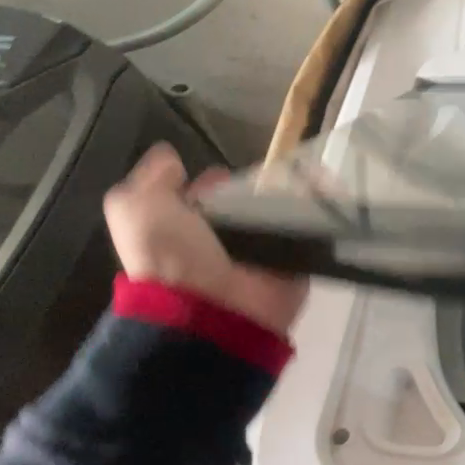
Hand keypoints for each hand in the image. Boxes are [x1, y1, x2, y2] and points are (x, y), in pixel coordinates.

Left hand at [103, 143, 307, 334]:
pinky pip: (313, 235)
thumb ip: (150, 180)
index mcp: (188, 229)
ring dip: (296, 198)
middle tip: (277, 177)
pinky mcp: (297, 266)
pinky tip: (327, 198)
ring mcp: (263, 255)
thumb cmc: (172, 256)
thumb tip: (170, 158)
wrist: (213, 306)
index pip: (208, 196)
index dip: (216, 180)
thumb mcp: (136, 210)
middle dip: (264, 187)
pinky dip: (321, 216)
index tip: (229, 172)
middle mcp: (225, 242)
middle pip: (250, 203)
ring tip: (309, 182)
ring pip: (283, 216)